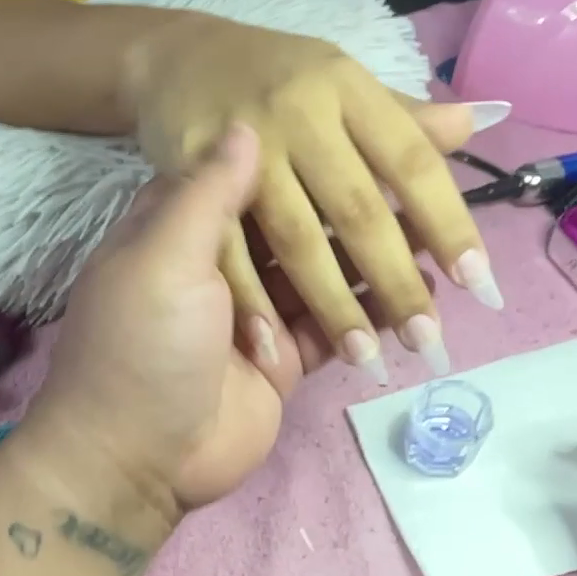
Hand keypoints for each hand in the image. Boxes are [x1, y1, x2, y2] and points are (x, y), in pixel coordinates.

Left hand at [24, 125, 392, 516]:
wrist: (138, 457)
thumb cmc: (143, 344)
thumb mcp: (164, 257)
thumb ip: (209, 195)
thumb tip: (246, 123)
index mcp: (183, 228)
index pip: (254, 172)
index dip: (306, 146)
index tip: (364, 119)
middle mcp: (222, 264)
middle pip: (301, 220)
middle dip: (356, 203)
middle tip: (423, 172)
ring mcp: (255, 314)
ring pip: (326, 273)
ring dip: (376, 256)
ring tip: (438, 232)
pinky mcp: (281, 360)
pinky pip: (335, 327)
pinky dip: (374, 311)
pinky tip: (423, 290)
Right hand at [125, 16, 501, 384]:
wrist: (175, 57)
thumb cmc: (273, 79)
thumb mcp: (339, 83)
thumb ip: (399, 119)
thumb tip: (474, 128)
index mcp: (348, 89)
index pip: (412, 162)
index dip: (448, 224)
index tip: (479, 284)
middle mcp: (303, 113)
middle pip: (359, 210)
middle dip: (395, 281)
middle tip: (426, 343)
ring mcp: (246, 146)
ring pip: (298, 238)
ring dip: (332, 305)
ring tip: (366, 360)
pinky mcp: (195, 176)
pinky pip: (227, 249)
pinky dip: (249, 300)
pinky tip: (273, 347)